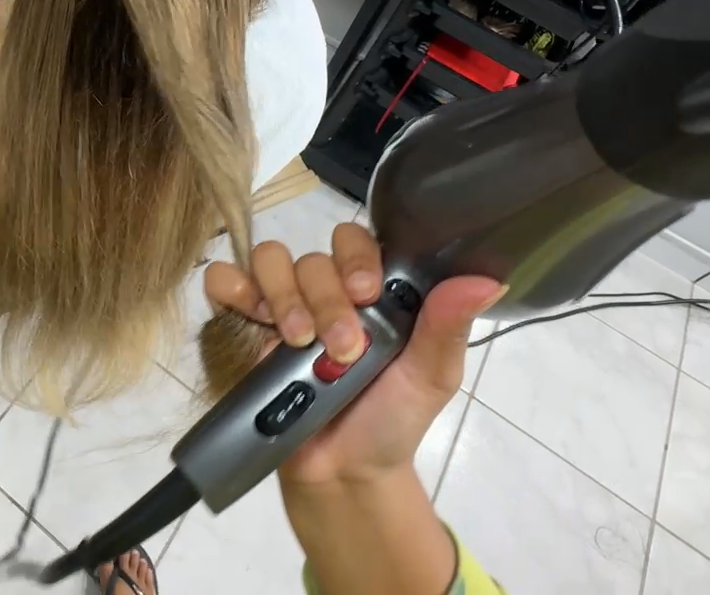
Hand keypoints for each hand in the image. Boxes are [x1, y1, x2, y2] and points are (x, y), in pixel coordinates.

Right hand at [202, 224, 503, 487]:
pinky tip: (248, 312)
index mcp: (366, 287)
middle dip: (326, 300)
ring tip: (298, 343)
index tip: (367, 293)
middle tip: (341, 349)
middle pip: (312, 257)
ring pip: (269, 259)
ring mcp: (278, 300)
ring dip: (284, 296)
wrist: (341, 470)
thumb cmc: (391, 418)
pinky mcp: (241, 319)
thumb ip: (447, 327)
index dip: (357, 257)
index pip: (355, 240)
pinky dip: (230, 286)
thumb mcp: (429, 377)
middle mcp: (321, 285)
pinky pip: (223, 280)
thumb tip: (486, 280)